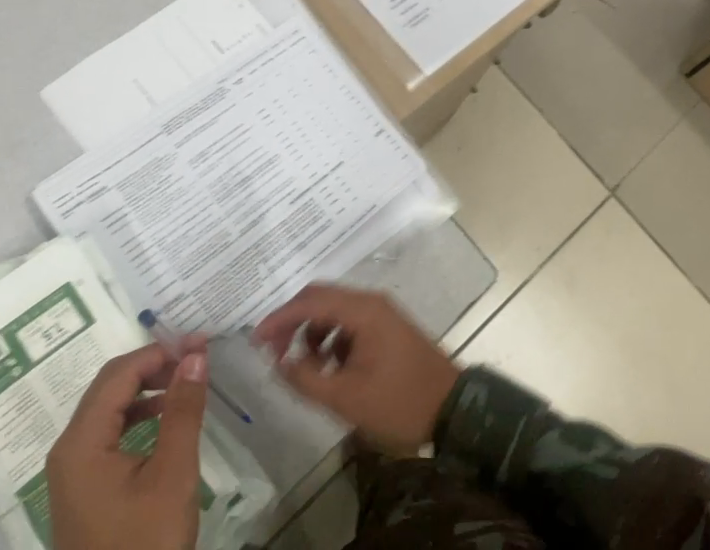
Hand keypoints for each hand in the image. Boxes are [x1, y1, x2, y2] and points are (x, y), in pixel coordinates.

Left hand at [46, 341, 207, 549]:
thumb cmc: (145, 543)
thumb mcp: (172, 475)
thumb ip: (183, 411)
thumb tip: (195, 357)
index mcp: (81, 442)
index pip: (118, 374)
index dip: (159, 352)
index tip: (201, 344)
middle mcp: (68, 449)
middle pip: (109, 387)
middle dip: (153, 366)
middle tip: (197, 359)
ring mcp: (72, 470)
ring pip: (108, 410)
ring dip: (146, 390)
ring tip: (187, 384)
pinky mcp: (83, 487)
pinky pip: (107, 434)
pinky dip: (137, 417)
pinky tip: (165, 421)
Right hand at [252, 284, 459, 454]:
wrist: (454, 410)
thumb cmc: (400, 403)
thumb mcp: (346, 398)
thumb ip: (306, 378)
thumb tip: (278, 360)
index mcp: (362, 311)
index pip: (310, 301)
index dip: (278, 318)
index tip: (255, 341)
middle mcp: (371, 303)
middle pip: (321, 299)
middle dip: (293, 322)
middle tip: (272, 351)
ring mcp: (382, 314)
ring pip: (334, 312)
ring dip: (312, 333)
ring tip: (304, 367)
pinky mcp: (388, 329)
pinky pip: (350, 324)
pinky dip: (331, 340)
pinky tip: (330, 369)